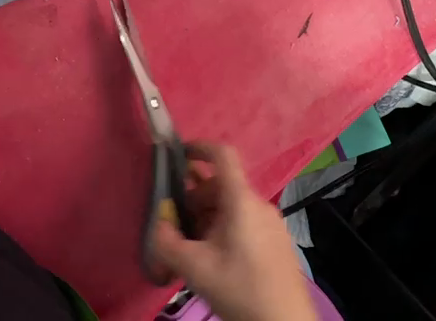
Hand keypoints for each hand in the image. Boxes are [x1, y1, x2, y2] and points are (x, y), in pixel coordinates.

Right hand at [151, 143, 317, 320]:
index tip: (178, 154)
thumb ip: (167, 243)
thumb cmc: (241, 289)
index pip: (222, 154)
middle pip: (222, 185)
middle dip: (195, 197)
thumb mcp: (196, 269)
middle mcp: (259, 204)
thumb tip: (157, 225)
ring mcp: (272, 224)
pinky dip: (226, 228)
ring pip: (233, 206)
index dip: (199, 147)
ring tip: (195, 247)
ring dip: (209, 216)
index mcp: (241, 200)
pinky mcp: (278, 243)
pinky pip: (246, 222)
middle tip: (179, 224)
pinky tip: (218, 259)